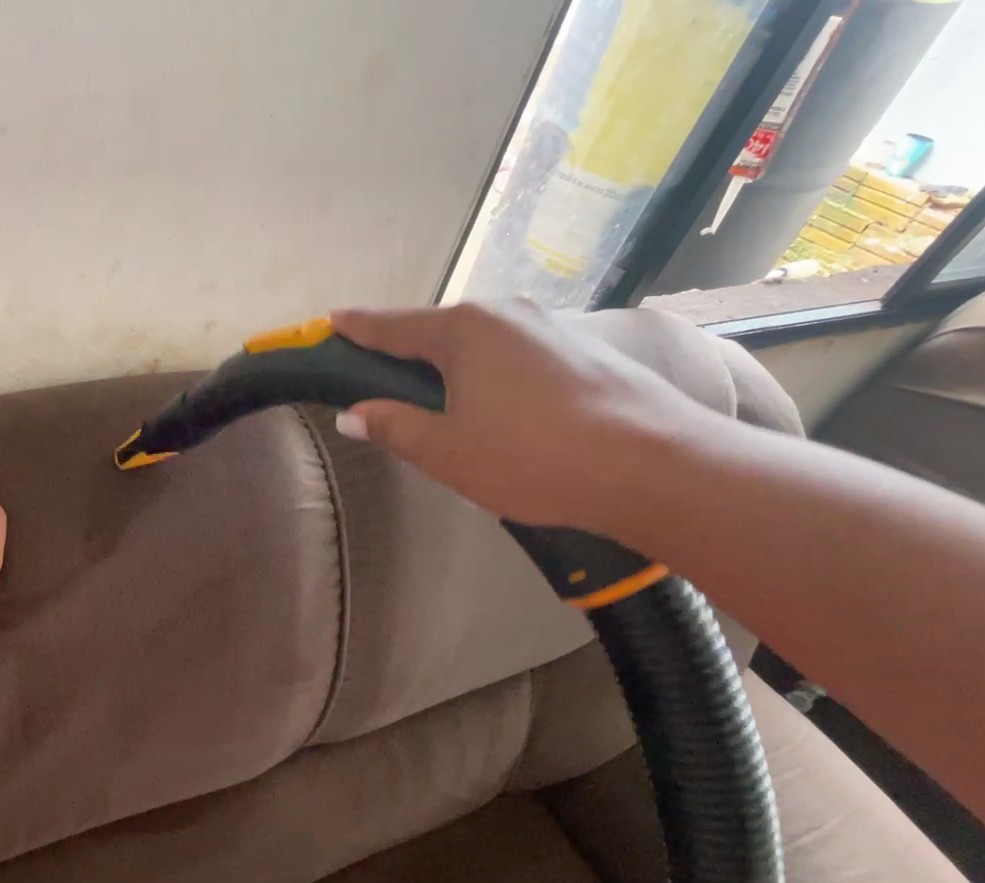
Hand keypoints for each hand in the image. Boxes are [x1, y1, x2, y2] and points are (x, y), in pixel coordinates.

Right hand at [331, 301, 724, 530]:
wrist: (654, 465)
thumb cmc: (533, 458)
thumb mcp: (447, 452)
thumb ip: (394, 428)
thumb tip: (351, 414)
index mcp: (464, 331)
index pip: (393, 326)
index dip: (358, 328)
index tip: (330, 320)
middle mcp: (506, 314)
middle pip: (439, 331)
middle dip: (408, 352)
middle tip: (383, 383)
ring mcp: (550, 326)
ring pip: (482, 344)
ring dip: (455, 368)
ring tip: (443, 406)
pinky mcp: (582, 349)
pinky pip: (516, 355)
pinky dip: (492, 375)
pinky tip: (499, 410)